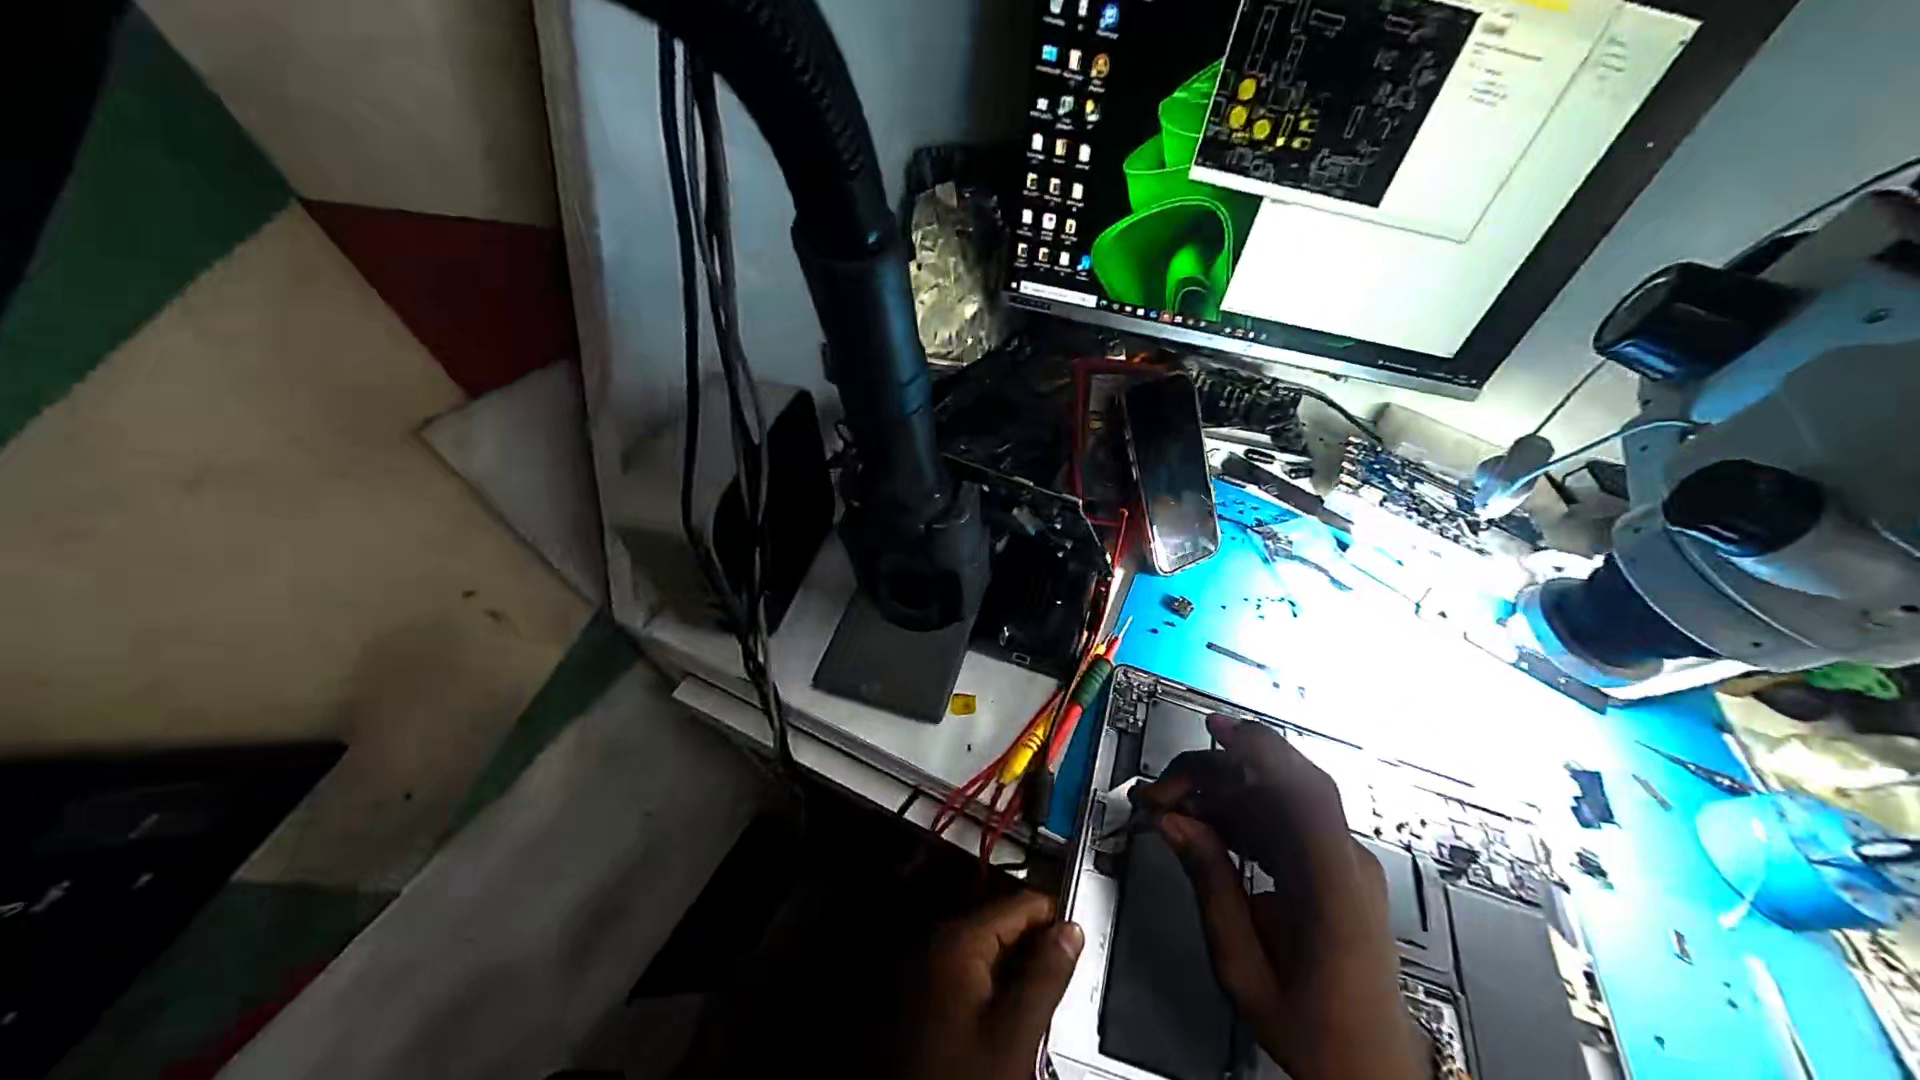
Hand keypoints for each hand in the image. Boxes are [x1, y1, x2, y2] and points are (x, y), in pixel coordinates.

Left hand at [907, 891, 1084, 1079]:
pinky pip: (960, 973)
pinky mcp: (913, 997)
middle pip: (997, 926)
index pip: (1015, 905)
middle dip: (1031, 945)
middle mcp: (929, 945)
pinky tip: (1000, 1017)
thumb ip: (1046, 976)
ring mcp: (917, 970)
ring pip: (980, 952)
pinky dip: (986, 986)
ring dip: (1011, 969)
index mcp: (954, 942)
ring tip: (1035, 1002)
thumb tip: (1069, 933)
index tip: (1078, 930)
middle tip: (1062, 974)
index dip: (1052, 915)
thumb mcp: (1013, 1035)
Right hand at [1137, 714, 1423, 1079]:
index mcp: (1334, 890)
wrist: (1370, 1067)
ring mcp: (1338, 861)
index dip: (1263, 751)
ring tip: (1169, 807)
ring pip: (1273, 798)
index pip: (1307, 794)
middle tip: (1161, 793)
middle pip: (1278, 786)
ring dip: (1217, 792)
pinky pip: (1276, 819)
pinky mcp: (1325, 865)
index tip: (1218, 730)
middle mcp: (1343, 863)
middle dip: (1213, 775)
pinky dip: (1234, 813)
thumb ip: (1210, 887)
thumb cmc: (1316, 1031)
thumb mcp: (1244, 967)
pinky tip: (1200, 823)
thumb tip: (1174, 823)